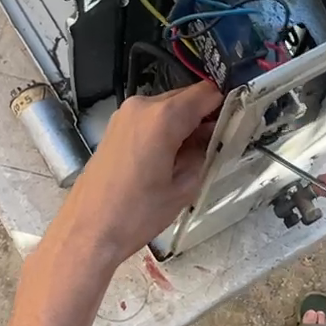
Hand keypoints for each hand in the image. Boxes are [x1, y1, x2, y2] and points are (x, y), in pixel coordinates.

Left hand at [45, 81, 222, 266]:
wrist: (88, 232)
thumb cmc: (135, 214)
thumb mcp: (184, 187)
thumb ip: (204, 153)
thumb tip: (212, 138)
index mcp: (162, 117)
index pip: (206, 93)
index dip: (226, 104)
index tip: (238, 120)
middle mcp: (141, 107)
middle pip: (186, 98)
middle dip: (204, 117)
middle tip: (217, 144)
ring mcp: (124, 115)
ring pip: (168, 109)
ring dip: (185, 125)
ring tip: (192, 157)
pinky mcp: (115, 128)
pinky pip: (150, 119)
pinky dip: (165, 131)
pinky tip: (169, 159)